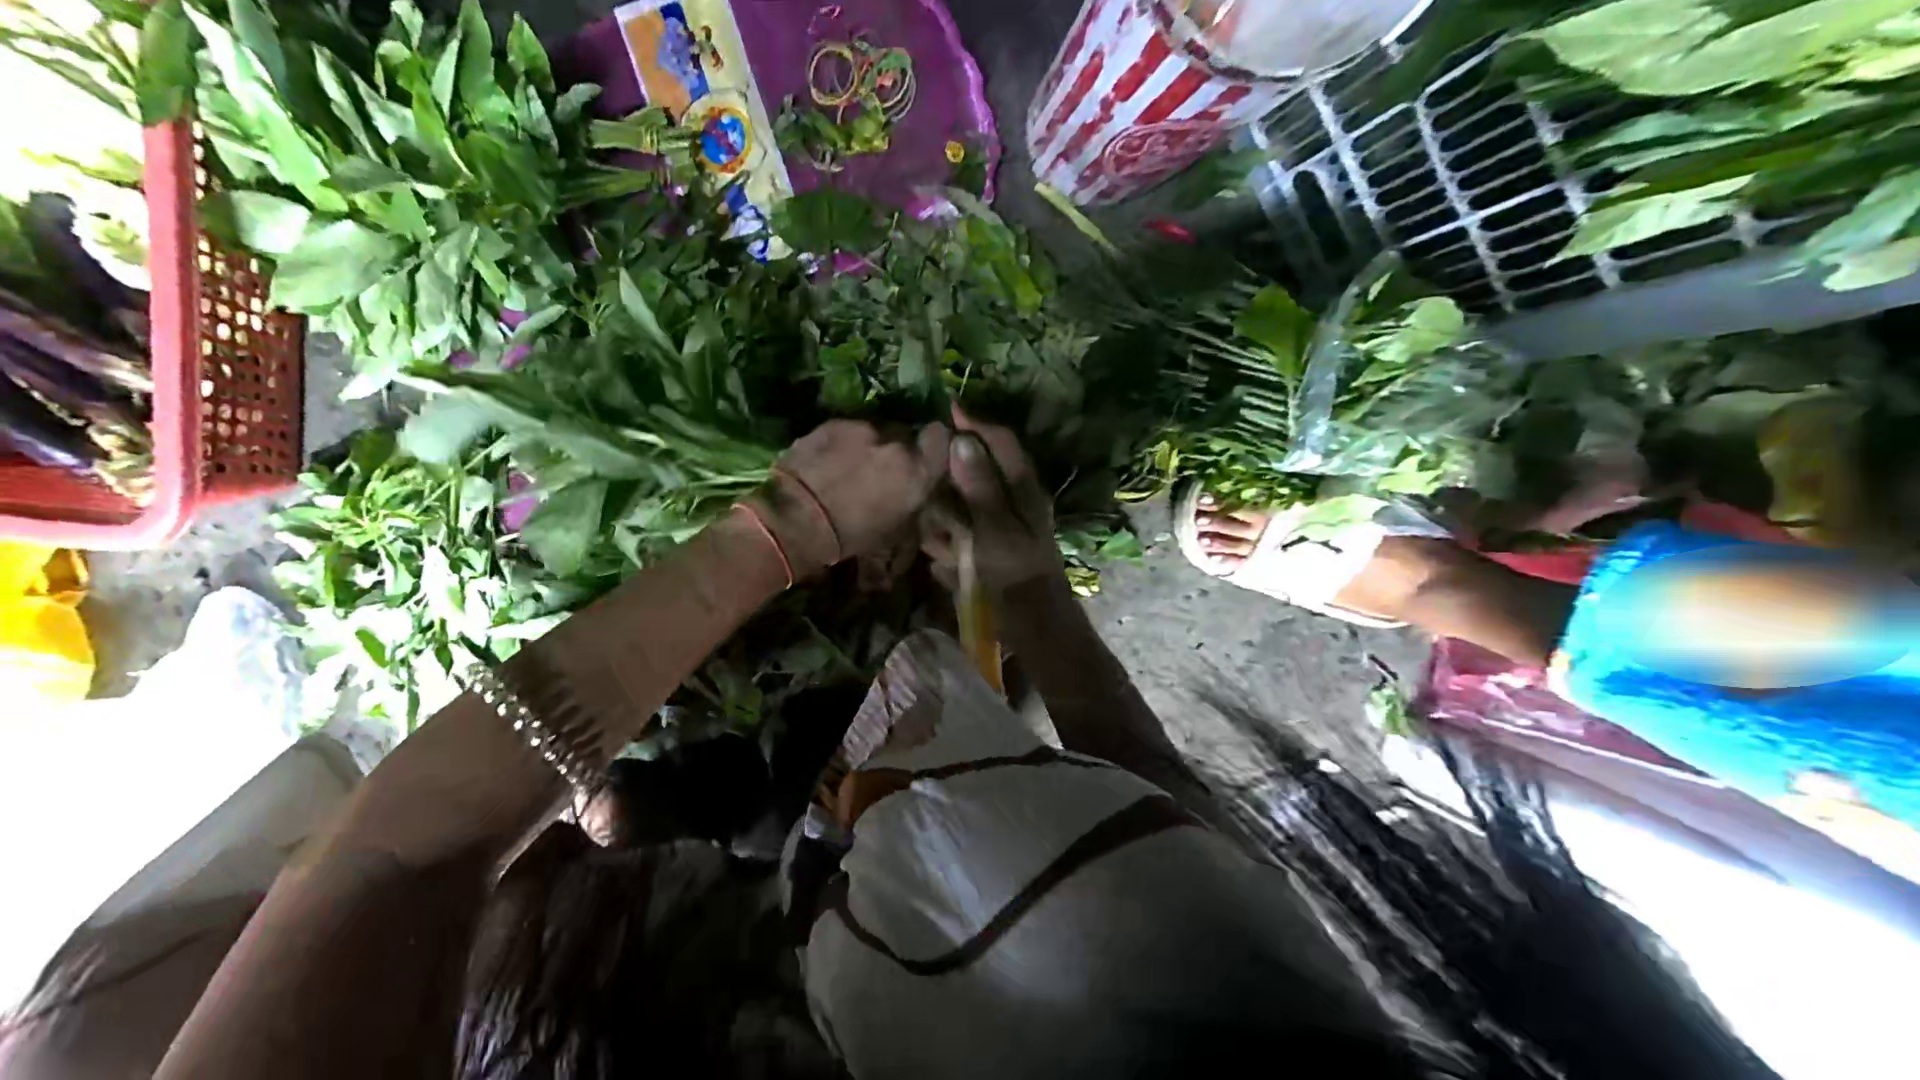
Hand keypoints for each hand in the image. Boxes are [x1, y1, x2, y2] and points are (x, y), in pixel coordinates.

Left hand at [761, 420, 950, 576]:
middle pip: (905, 435)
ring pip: (874, 432)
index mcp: (917, 472)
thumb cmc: (851, 537)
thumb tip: (917, 491)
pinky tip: (828, 462)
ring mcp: (862, 429)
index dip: (934, 444)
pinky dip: (842, 443)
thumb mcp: (897, 530)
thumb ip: (914, 500)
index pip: (941, 437)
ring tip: (849, 468)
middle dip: (897, 449)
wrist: (796, 522)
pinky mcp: (833, 423)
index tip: (924, 456)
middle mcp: (895, 443)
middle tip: (881, 471)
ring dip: (868, 446)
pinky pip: (847, 430)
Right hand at [922, 406, 1064, 593]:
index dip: (975, 422)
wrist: (1031, 626)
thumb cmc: (1016, 572)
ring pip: (959, 505)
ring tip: (943, 543)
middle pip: (973, 473)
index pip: (1000, 441)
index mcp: (1022, 488)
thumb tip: (961, 440)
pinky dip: (947, 545)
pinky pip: (956, 536)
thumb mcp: (995, 526)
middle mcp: (1011, 501)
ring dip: (946, 520)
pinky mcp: (984, 550)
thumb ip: (979, 485)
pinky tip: (946, 563)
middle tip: (934, 502)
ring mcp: (996, 527)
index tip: (947, 408)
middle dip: (949, 485)